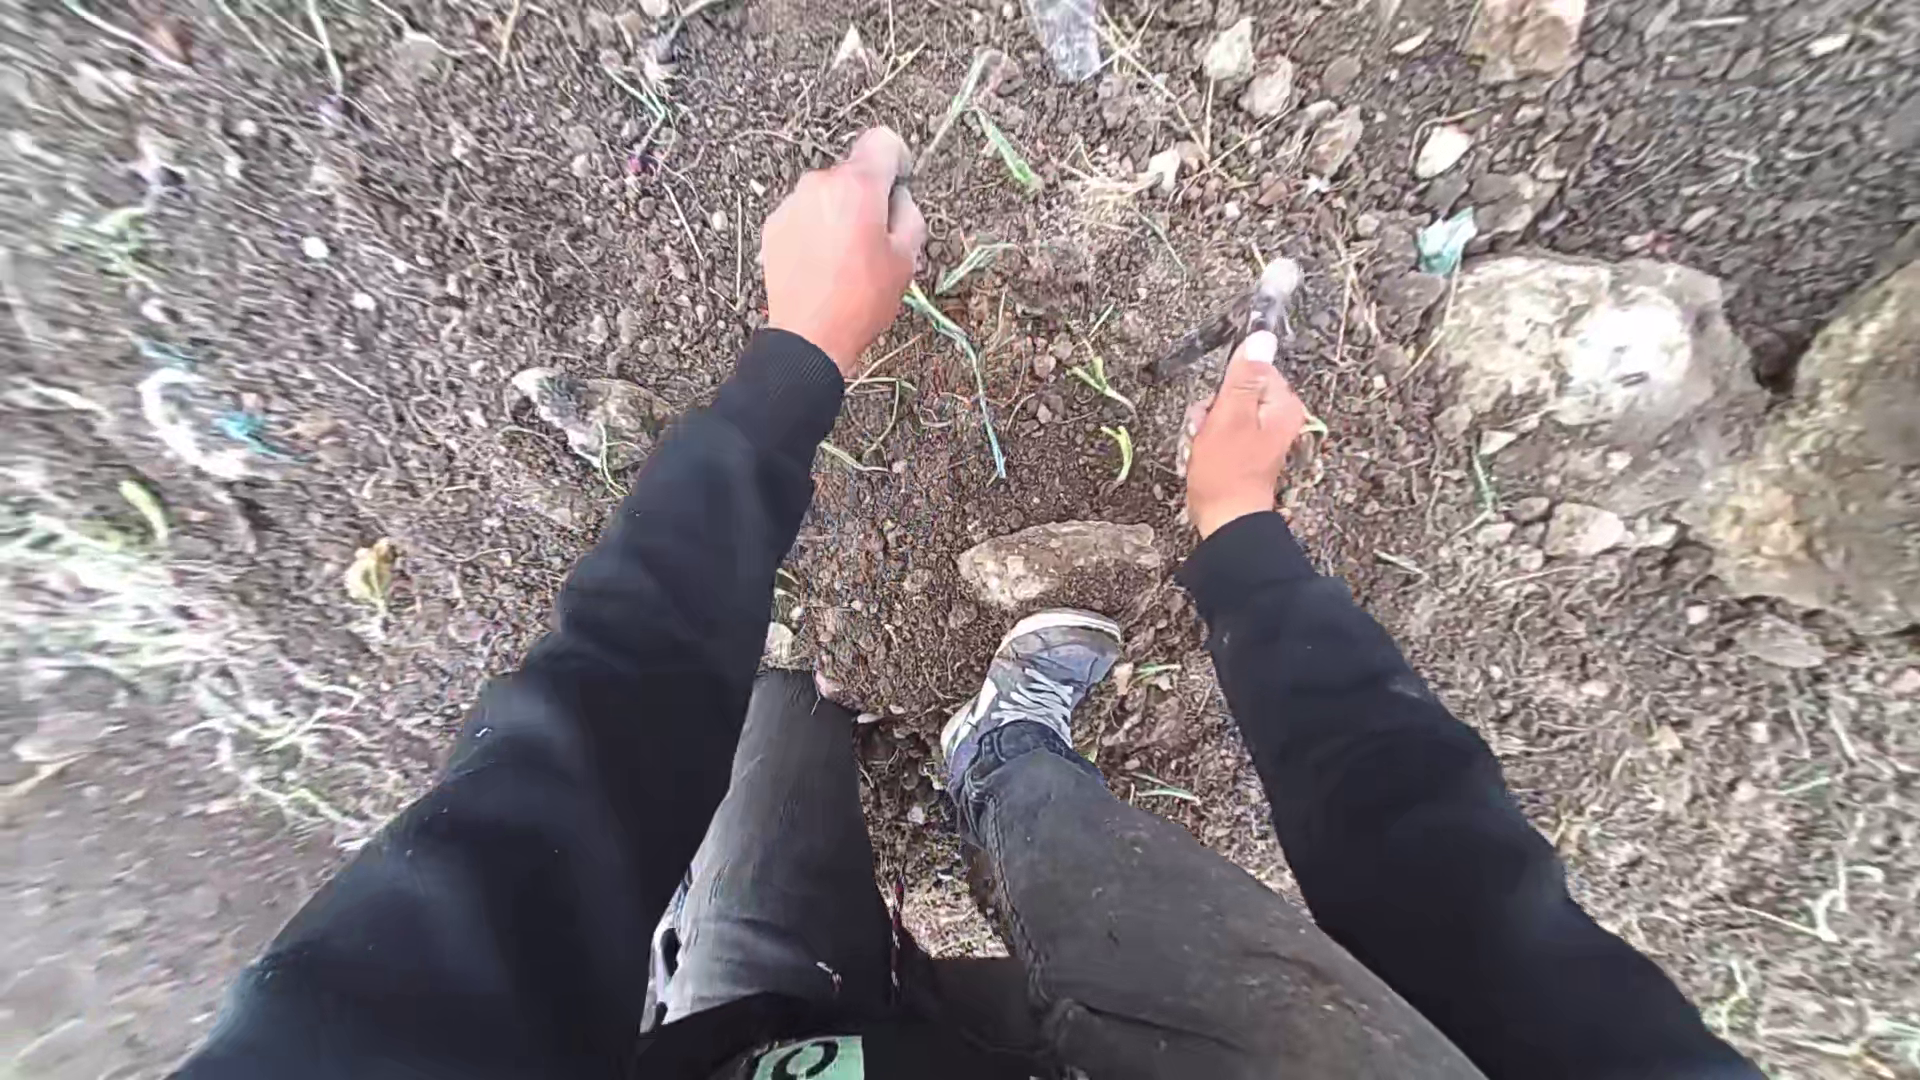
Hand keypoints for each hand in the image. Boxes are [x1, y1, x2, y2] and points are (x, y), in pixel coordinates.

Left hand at [761, 127, 927, 377]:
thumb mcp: (905, 262)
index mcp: (858, 186)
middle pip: (854, 175)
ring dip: (841, 218)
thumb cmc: (861, 302)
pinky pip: (805, 217)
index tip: (900, 187)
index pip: (884, 141)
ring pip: (828, 197)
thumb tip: (900, 200)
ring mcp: (793, 204)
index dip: (899, 161)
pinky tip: (823, 268)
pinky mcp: (774, 226)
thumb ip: (910, 216)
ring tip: (846, 263)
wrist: (810, 337)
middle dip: (868, 201)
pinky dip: (817, 233)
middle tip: (876, 245)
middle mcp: (820, 183)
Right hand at [1183, 330, 1309, 538]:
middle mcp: (1277, 418)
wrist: (1224, 517)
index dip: (1224, 389)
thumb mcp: (1230, 416)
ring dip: (1204, 429)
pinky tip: (1202, 457)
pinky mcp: (1245, 452)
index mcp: (1282, 405)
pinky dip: (1207, 443)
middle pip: (1234, 394)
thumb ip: (1244, 377)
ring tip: (1201, 448)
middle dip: (1210, 411)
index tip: (1216, 409)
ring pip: (1223, 414)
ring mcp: (1261, 437)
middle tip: (1206, 432)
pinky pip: (1221, 434)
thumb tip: (1261, 337)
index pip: (1250, 372)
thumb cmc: (1226, 471)